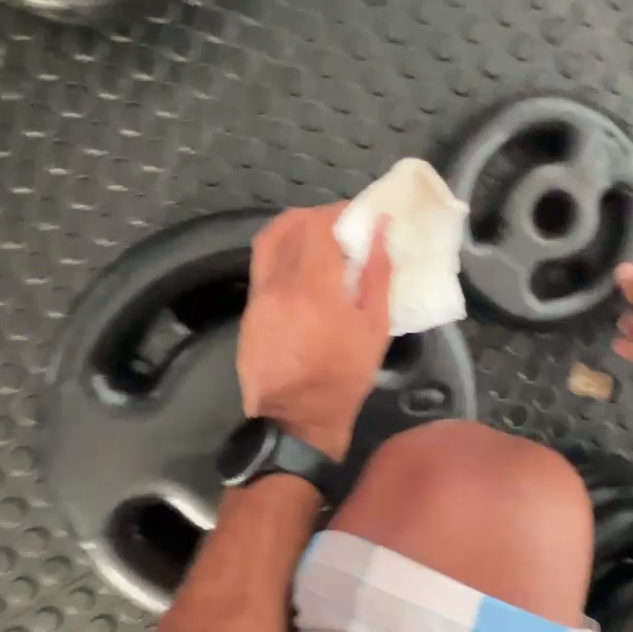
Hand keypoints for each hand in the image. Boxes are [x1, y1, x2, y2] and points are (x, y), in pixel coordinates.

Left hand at [238, 203, 392, 460]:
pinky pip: (265, 267)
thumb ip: (379, 274)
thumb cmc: (344, 376)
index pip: (319, 223)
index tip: (361, 217)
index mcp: (313, 285)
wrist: (296, 420)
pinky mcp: (249, 311)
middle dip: (318, 217)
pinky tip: (307, 274)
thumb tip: (383, 230)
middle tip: (343, 228)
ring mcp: (258, 296)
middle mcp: (278, 283)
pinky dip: (286, 257)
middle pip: (289, 224)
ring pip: (270, 242)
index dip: (340, 212)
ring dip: (297, 232)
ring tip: (323, 245)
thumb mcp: (375, 328)